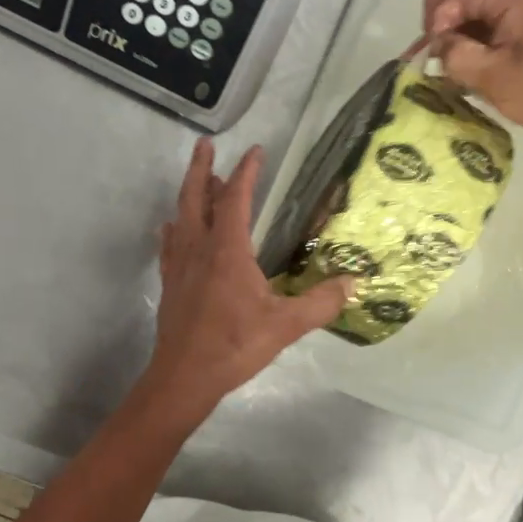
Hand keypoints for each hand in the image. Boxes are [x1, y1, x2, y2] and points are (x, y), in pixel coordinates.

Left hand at [146, 139, 352, 410]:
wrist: (185, 376)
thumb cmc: (234, 346)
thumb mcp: (286, 325)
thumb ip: (321, 302)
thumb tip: (353, 283)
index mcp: (227, 251)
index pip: (236, 199)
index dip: (247, 173)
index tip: (256, 151)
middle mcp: (199, 249)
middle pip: (195, 198)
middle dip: (202, 169)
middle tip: (205, 145)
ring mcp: (179, 266)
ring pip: (180, 218)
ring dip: (190, 195)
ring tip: (200, 182)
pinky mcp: (170, 285)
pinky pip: (169, 246)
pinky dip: (174, 230)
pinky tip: (172, 229)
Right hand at [421, 0, 522, 143]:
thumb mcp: (492, 77)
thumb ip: (457, 54)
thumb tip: (438, 43)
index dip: (437, 16)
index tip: (431, 50)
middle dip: (440, 8)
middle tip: (428, 41)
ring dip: (453, 21)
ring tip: (440, 54)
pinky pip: (488, 17)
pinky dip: (468, 32)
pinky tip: (459, 58)